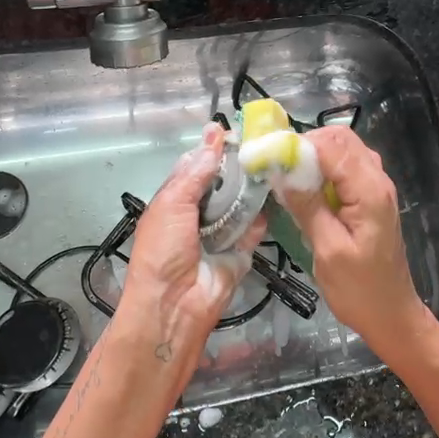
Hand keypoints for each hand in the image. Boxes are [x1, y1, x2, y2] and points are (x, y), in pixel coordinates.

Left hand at [119, 124, 264, 377]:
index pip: (198, 166)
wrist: (174, 307)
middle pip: (224, 182)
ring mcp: (222, 231)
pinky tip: (276, 195)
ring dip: (254, 186)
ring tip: (274, 164)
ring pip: (242, 201)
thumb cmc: (162, 252)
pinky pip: (256, 227)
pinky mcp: (241, 250)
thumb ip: (196, 171)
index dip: (215, 149)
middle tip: (263, 145)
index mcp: (176, 199)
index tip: (237, 130)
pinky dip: (263, 215)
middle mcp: (199, 212)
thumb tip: (214, 134)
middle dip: (239, 166)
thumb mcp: (172, 204)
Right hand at [275, 126, 436, 358]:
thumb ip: (308, 206)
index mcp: (370, 190)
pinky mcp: (370, 198)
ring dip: (314, 156)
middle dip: (306, 145)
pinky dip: (323, 169)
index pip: (333, 146)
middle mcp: (377, 179)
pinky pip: (346, 168)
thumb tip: (282, 170)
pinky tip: (304, 189)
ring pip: (343, 150)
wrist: (391, 315)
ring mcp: (376, 187)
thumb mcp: (328, 251)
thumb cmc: (360, 290)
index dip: (298, 145)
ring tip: (285, 176)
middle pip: (341, 139)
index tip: (267, 156)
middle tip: (275, 166)